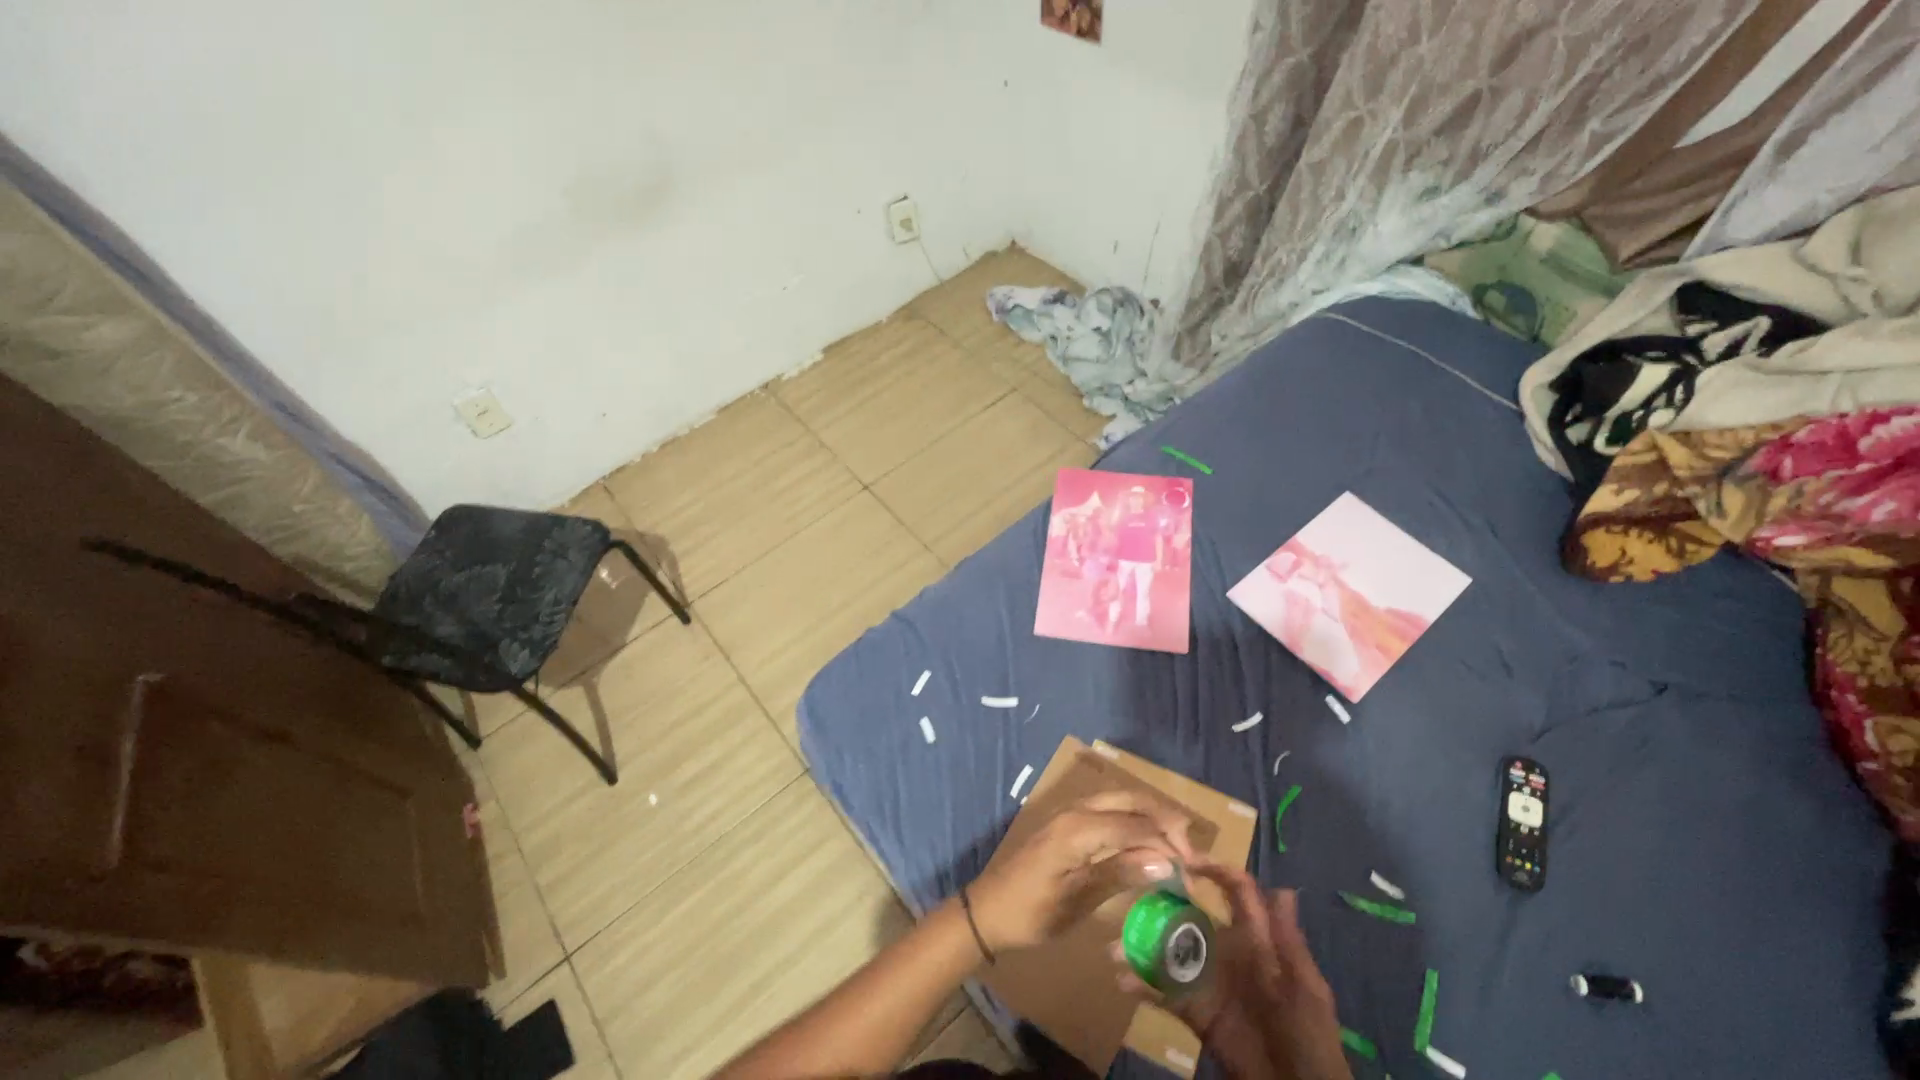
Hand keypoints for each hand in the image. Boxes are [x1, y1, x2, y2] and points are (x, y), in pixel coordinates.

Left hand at [966, 792, 1193, 952]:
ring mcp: (1070, 813)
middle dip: (1165, 819)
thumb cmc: (1030, 912)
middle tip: (1191, 850)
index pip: (1137, 825)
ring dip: (1151, 815)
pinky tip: (1146, 839)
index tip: (1192, 871)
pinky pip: (1109, 809)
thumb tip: (1166, 863)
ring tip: (1176, 843)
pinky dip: (1133, 818)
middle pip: (1132, 800)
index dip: (1169, 845)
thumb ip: (1120, 873)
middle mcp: (1076, 810)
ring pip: (1121, 800)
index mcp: (1079, 828)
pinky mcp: (1067, 823)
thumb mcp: (1077, 900)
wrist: (987, 911)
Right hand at [1118, 862, 1350, 1079]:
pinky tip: (1122, 981)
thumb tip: (1283, 888)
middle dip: (1162, 904)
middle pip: (1191, 918)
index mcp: (1257, 942)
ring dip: (1142, 946)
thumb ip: (1287, 941)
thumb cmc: (1309, 1036)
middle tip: (1129, 892)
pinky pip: (1165, 995)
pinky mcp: (1195, 1013)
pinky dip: (1142, 986)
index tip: (1182, 858)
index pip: (1235, 894)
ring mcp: (1209, 983)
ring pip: (1171, 953)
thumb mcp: (1304, 988)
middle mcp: (1228, 954)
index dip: (1214, 872)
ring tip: (1111, 947)